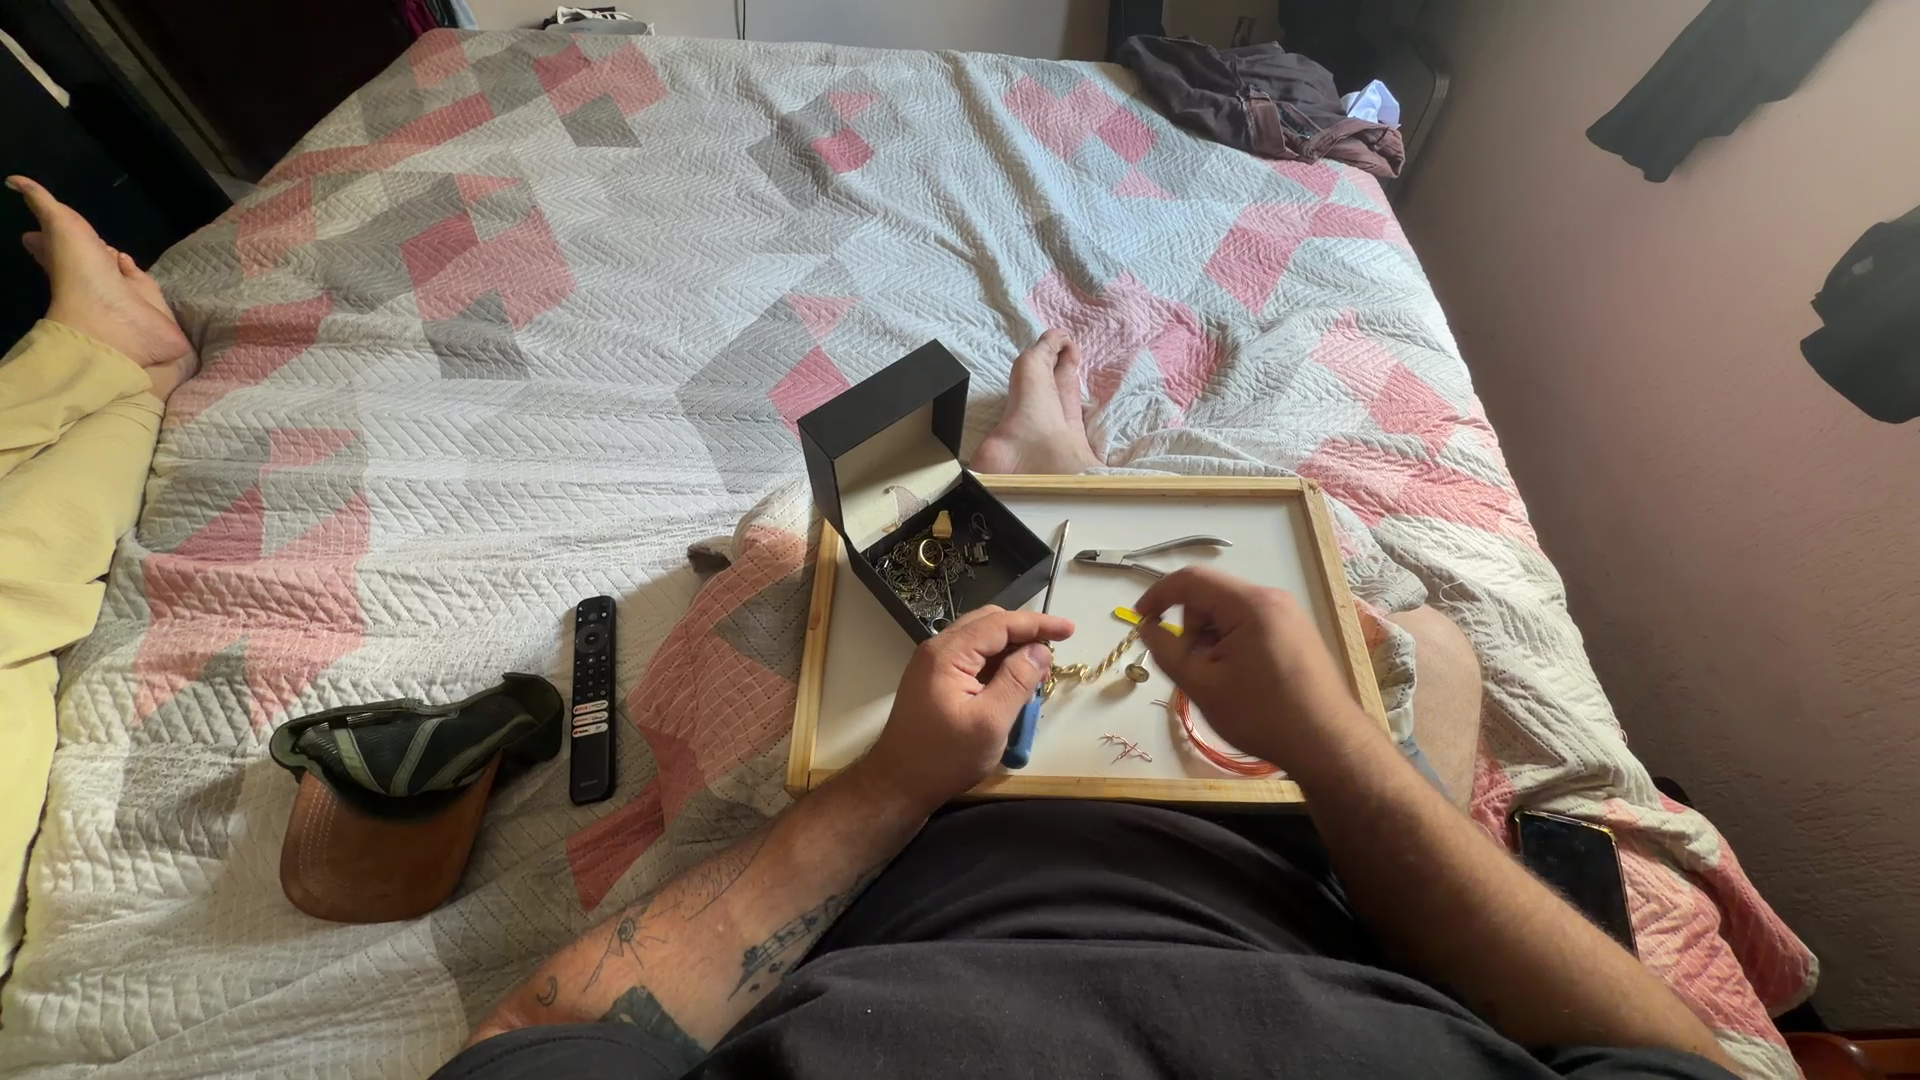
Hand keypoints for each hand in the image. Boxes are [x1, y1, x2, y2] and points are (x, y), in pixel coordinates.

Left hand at [9, 175, 198, 400]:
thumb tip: (18, 181)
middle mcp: (99, 278)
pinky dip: (150, 284)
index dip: (57, 229)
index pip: (59, 240)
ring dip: (125, 266)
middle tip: (96, 239)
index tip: (54, 215)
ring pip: (125, 275)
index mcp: (70, 260)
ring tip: (124, 256)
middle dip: (95, 248)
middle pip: (95, 258)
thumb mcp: (63, 233)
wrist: (123, 328)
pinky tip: (149, 277)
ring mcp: (130, 296)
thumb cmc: (86, 280)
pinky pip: (153, 293)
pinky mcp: (158, 311)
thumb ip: (48, 207)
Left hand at [856, 606, 1073, 812]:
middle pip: (988, 624)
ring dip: (1011, 650)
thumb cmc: (943, 758)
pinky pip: (971, 659)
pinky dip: (996, 664)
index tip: (1070, 630)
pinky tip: (1012, 683)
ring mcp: (933, 665)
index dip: (1037, 623)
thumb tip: (1040, 650)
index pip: (999, 623)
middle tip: (1052, 655)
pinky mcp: (934, 681)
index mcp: (948, 653)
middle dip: (1024, 633)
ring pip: (980, 641)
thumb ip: (1017, 681)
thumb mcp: (990, 722)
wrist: (897, 785)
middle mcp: (937, 650)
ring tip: (1037, 673)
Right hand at [1134, 566, 1375, 775]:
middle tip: (1189, 666)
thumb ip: (1166, 650)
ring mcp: (1288, 615)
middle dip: (1189, 626)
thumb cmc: (1262, 716)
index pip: (1190, 580)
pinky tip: (1238, 677)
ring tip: (1217, 678)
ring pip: (1228, 612)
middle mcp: (1272, 599)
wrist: (1329, 747)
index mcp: (1250, 604)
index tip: (1139, 620)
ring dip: (1209, 637)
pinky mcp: (1296, 632)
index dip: (1157, 595)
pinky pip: (1248, 623)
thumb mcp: (1201, 685)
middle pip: (1210, 596)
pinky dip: (1229, 642)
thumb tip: (1147, 627)